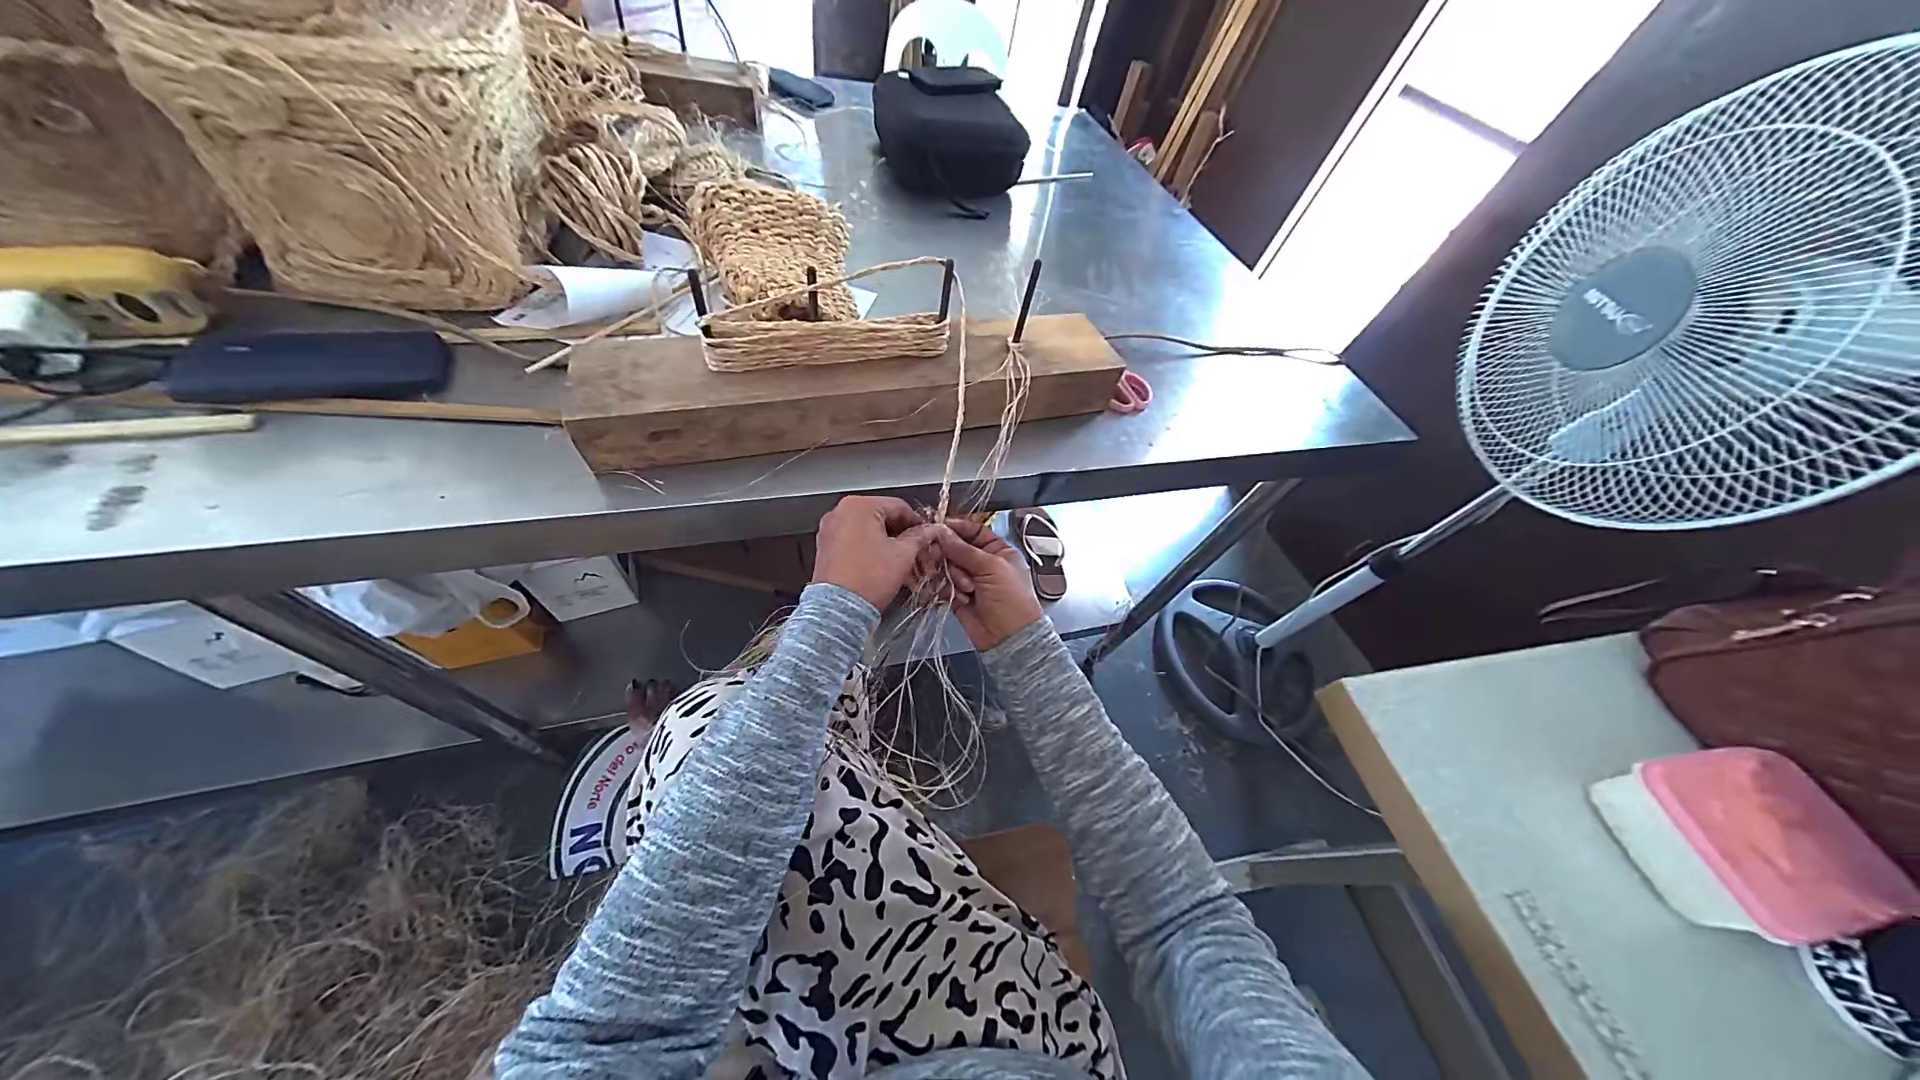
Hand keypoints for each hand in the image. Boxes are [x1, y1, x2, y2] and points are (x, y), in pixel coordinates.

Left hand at [811, 496, 936, 611]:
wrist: (839, 609)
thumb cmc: (868, 579)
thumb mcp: (903, 555)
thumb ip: (919, 536)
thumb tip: (929, 531)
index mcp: (859, 506)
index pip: (899, 506)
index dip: (918, 521)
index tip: (928, 535)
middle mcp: (840, 512)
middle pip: (881, 515)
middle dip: (901, 532)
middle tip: (917, 548)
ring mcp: (829, 529)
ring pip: (867, 528)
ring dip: (886, 540)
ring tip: (901, 558)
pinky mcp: (825, 546)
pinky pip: (854, 539)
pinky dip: (870, 546)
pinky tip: (882, 562)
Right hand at [934, 518, 1043, 650]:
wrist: (1008, 638)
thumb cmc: (1012, 601)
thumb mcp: (992, 567)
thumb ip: (965, 550)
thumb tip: (943, 533)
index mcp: (999, 551)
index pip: (974, 531)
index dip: (957, 528)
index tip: (940, 527)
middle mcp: (984, 563)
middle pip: (956, 549)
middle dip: (951, 556)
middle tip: (946, 560)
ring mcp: (970, 580)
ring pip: (947, 567)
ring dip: (953, 577)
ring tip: (966, 589)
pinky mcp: (958, 596)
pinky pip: (943, 585)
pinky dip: (947, 590)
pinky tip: (958, 598)